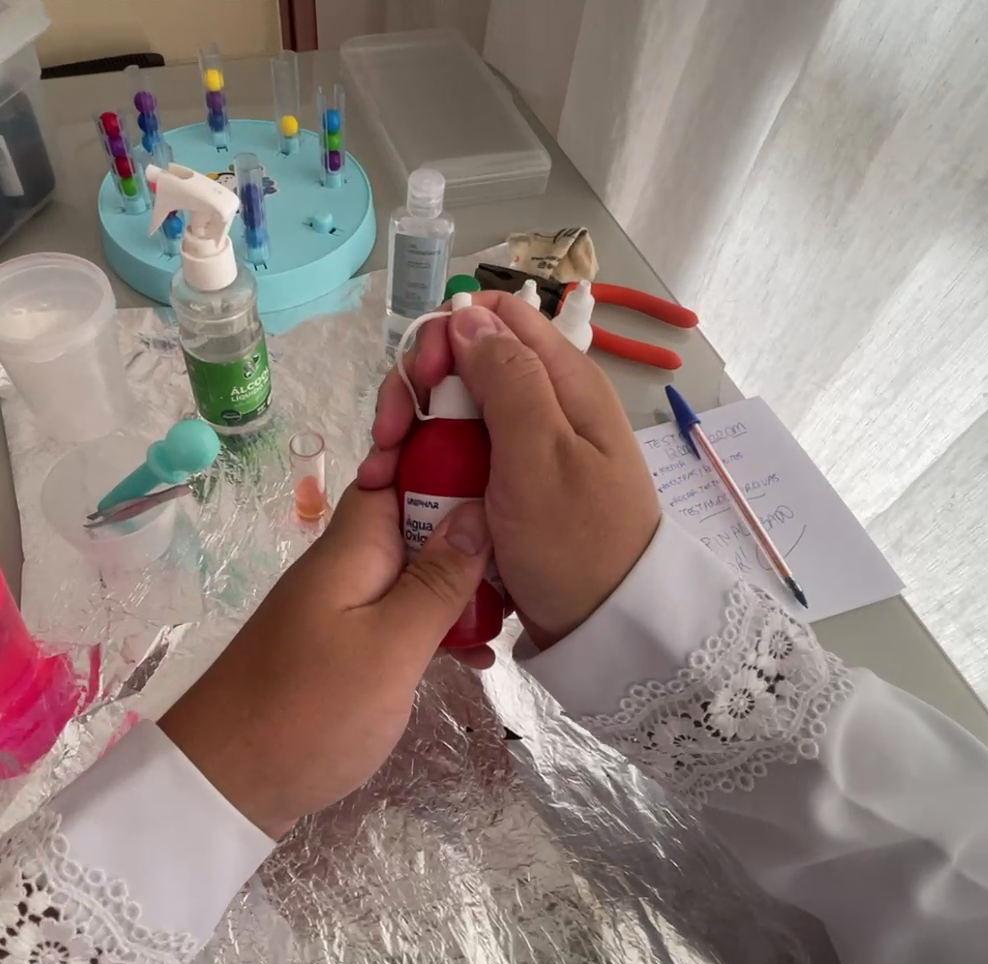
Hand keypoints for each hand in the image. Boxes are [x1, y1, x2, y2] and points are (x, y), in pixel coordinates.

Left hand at [158, 484, 490, 837]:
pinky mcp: (347, 648)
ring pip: (413, 573)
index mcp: (353, 548)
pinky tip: (476, 655)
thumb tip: (476, 513)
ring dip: (460, 583)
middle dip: (467, 526)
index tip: (496, 456)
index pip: (392, 470)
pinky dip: (437, 628)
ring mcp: (346, 609)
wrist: (228, 782)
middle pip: (412, 520)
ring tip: (515, 604)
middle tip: (527, 546)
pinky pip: (401, 619)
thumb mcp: (390, 646)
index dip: (437, 453)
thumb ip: (436, 580)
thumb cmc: (311, 709)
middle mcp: (348, 567)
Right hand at [359, 291, 660, 650]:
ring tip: (384, 477)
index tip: (422, 385)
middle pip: (463, 366)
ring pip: (452, 413)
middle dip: (415, 392)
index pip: (494, 318)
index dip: (446, 336)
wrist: (604, 625)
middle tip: (387, 440)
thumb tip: (466, 315)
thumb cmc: (575, 542)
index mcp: (561, 381)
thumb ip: (507, 380)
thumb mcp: (540, 456)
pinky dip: (424, 467)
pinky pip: (457, 456)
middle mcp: (541, 403)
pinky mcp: (505, 483)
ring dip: (410, 435)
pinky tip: (399, 491)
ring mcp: (521, 446)